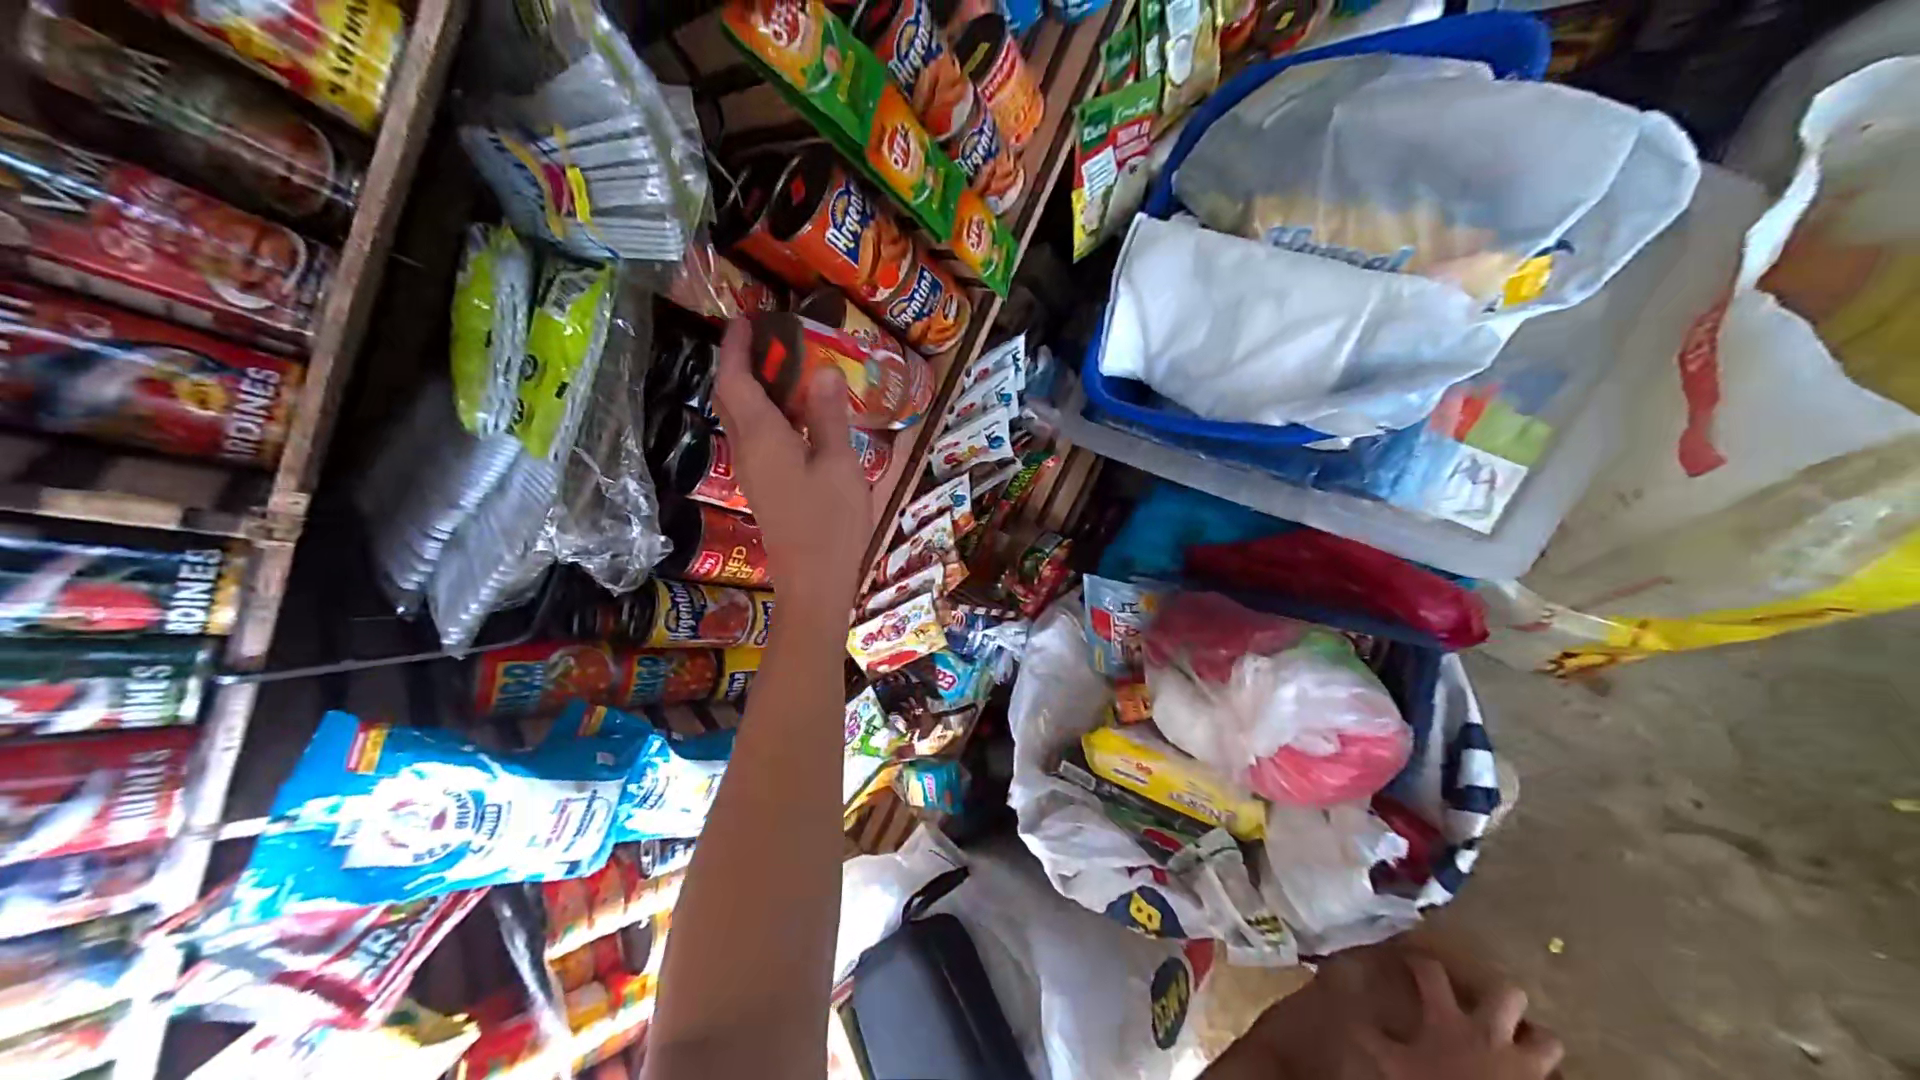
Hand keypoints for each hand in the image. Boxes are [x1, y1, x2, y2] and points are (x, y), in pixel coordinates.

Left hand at [712, 317, 869, 623]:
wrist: (813, 581)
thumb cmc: (830, 522)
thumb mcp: (840, 465)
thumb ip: (828, 417)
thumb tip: (824, 371)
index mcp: (762, 438)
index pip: (737, 380)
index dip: (738, 347)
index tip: (746, 318)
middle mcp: (747, 450)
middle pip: (730, 397)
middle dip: (740, 363)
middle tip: (767, 338)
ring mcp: (752, 471)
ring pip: (740, 418)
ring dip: (752, 388)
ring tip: (784, 368)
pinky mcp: (763, 486)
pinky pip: (754, 437)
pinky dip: (766, 413)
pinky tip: (795, 415)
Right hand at [1358, 956, 1562, 1079]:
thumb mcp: (1394, 1066)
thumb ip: (1372, 1038)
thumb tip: (1348, 1014)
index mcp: (1450, 1019)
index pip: (1432, 973)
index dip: (1419, 959)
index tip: (1408, 956)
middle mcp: (1491, 1031)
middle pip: (1508, 994)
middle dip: (1500, 994)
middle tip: (1485, 1002)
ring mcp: (1524, 1063)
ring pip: (1548, 1039)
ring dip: (1536, 1038)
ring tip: (1521, 1040)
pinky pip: (1557, 1078)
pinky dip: (1548, 1075)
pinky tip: (1532, 1076)